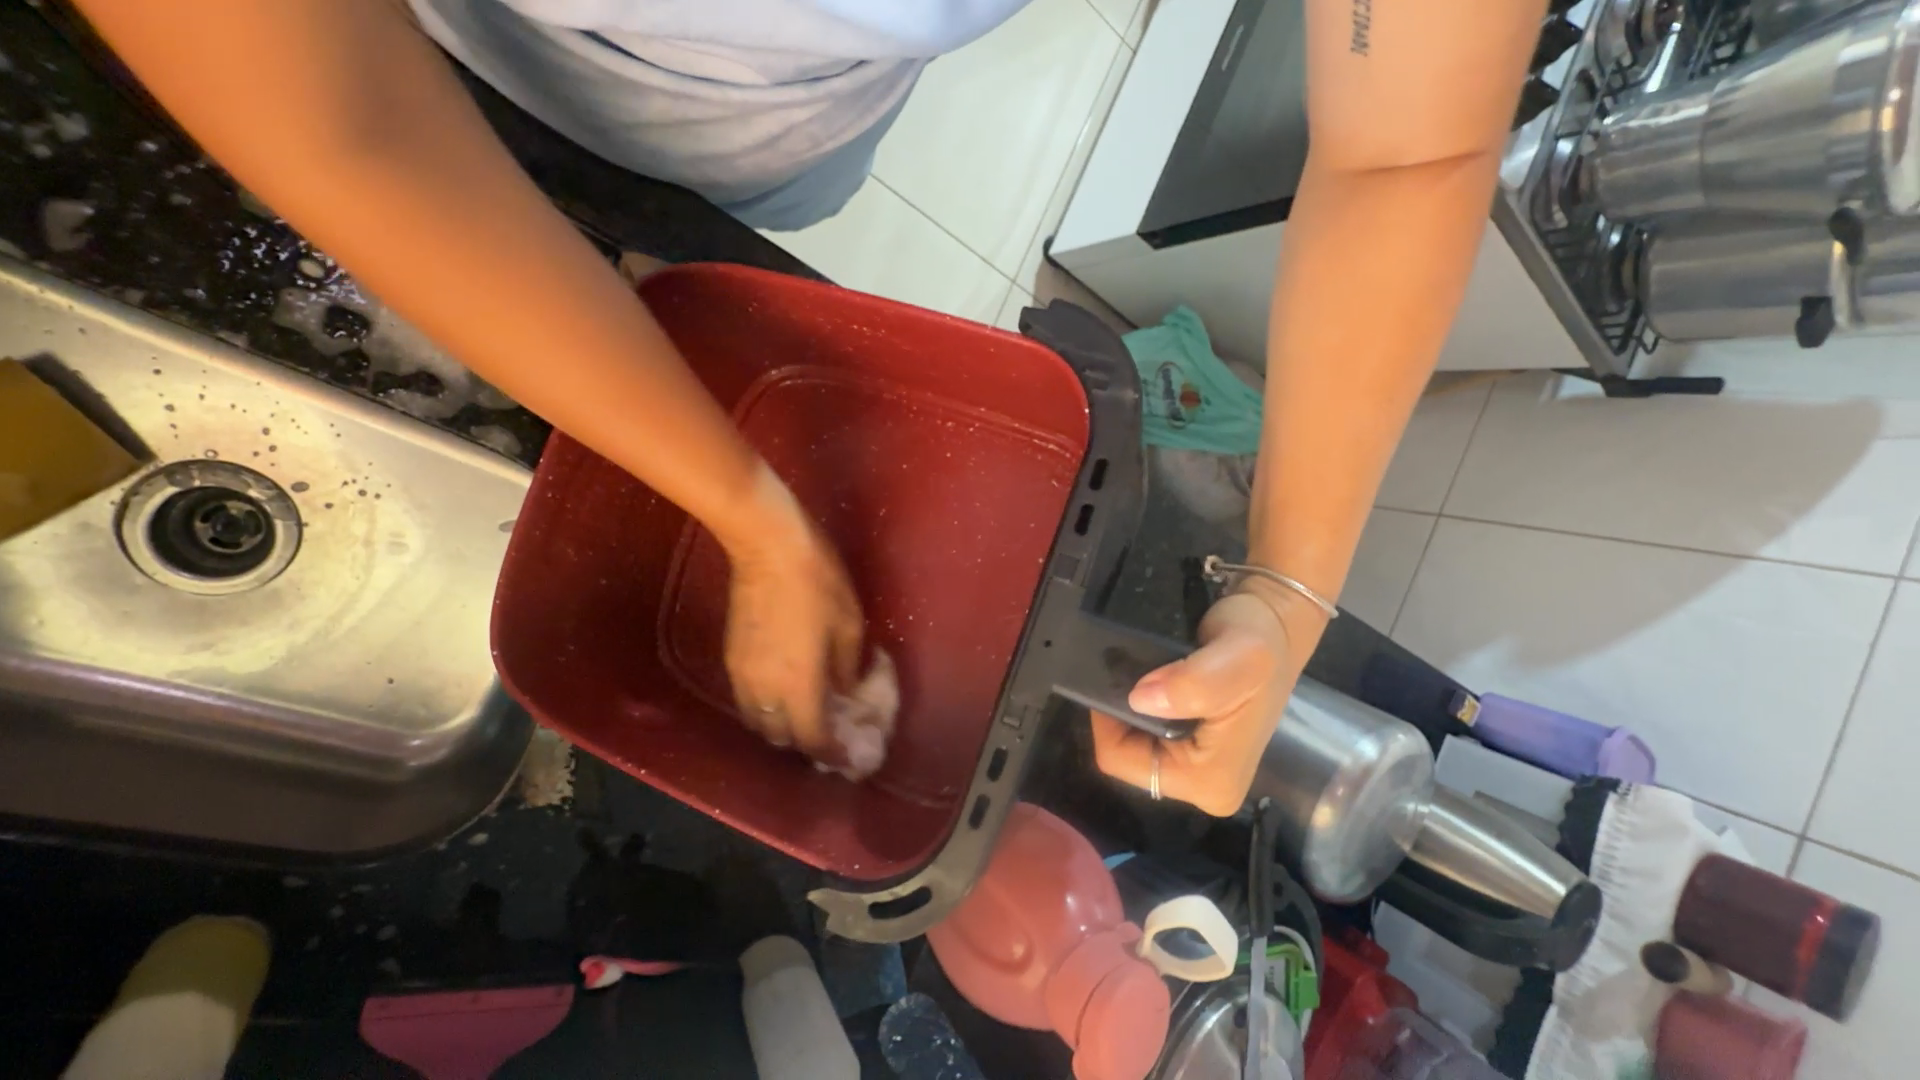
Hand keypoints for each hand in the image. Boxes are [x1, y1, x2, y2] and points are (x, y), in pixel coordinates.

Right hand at [715, 472, 865, 766]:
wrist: (767, 545)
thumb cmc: (819, 582)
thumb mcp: (849, 625)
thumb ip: (847, 668)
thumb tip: (845, 691)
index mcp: (798, 686)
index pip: (812, 739)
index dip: (832, 754)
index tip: (848, 758)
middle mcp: (764, 690)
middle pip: (779, 738)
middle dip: (804, 742)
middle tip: (828, 732)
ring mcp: (741, 674)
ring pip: (758, 720)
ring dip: (782, 725)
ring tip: (807, 713)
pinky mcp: (730, 656)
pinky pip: (747, 698)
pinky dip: (767, 706)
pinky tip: (786, 689)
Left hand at [1090, 582, 1328, 815]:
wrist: (1275, 623)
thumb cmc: (1260, 638)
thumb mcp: (1241, 655)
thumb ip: (1195, 683)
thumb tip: (1141, 700)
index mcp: (1211, 783)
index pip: (1121, 761)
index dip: (1108, 719)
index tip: (1119, 676)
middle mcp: (1206, 789)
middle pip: (1124, 756)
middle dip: (1120, 715)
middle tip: (1134, 671)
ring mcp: (1201, 772)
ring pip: (1132, 745)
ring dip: (1130, 709)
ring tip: (1142, 673)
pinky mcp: (1195, 752)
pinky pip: (1146, 736)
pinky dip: (1142, 708)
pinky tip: (1151, 681)